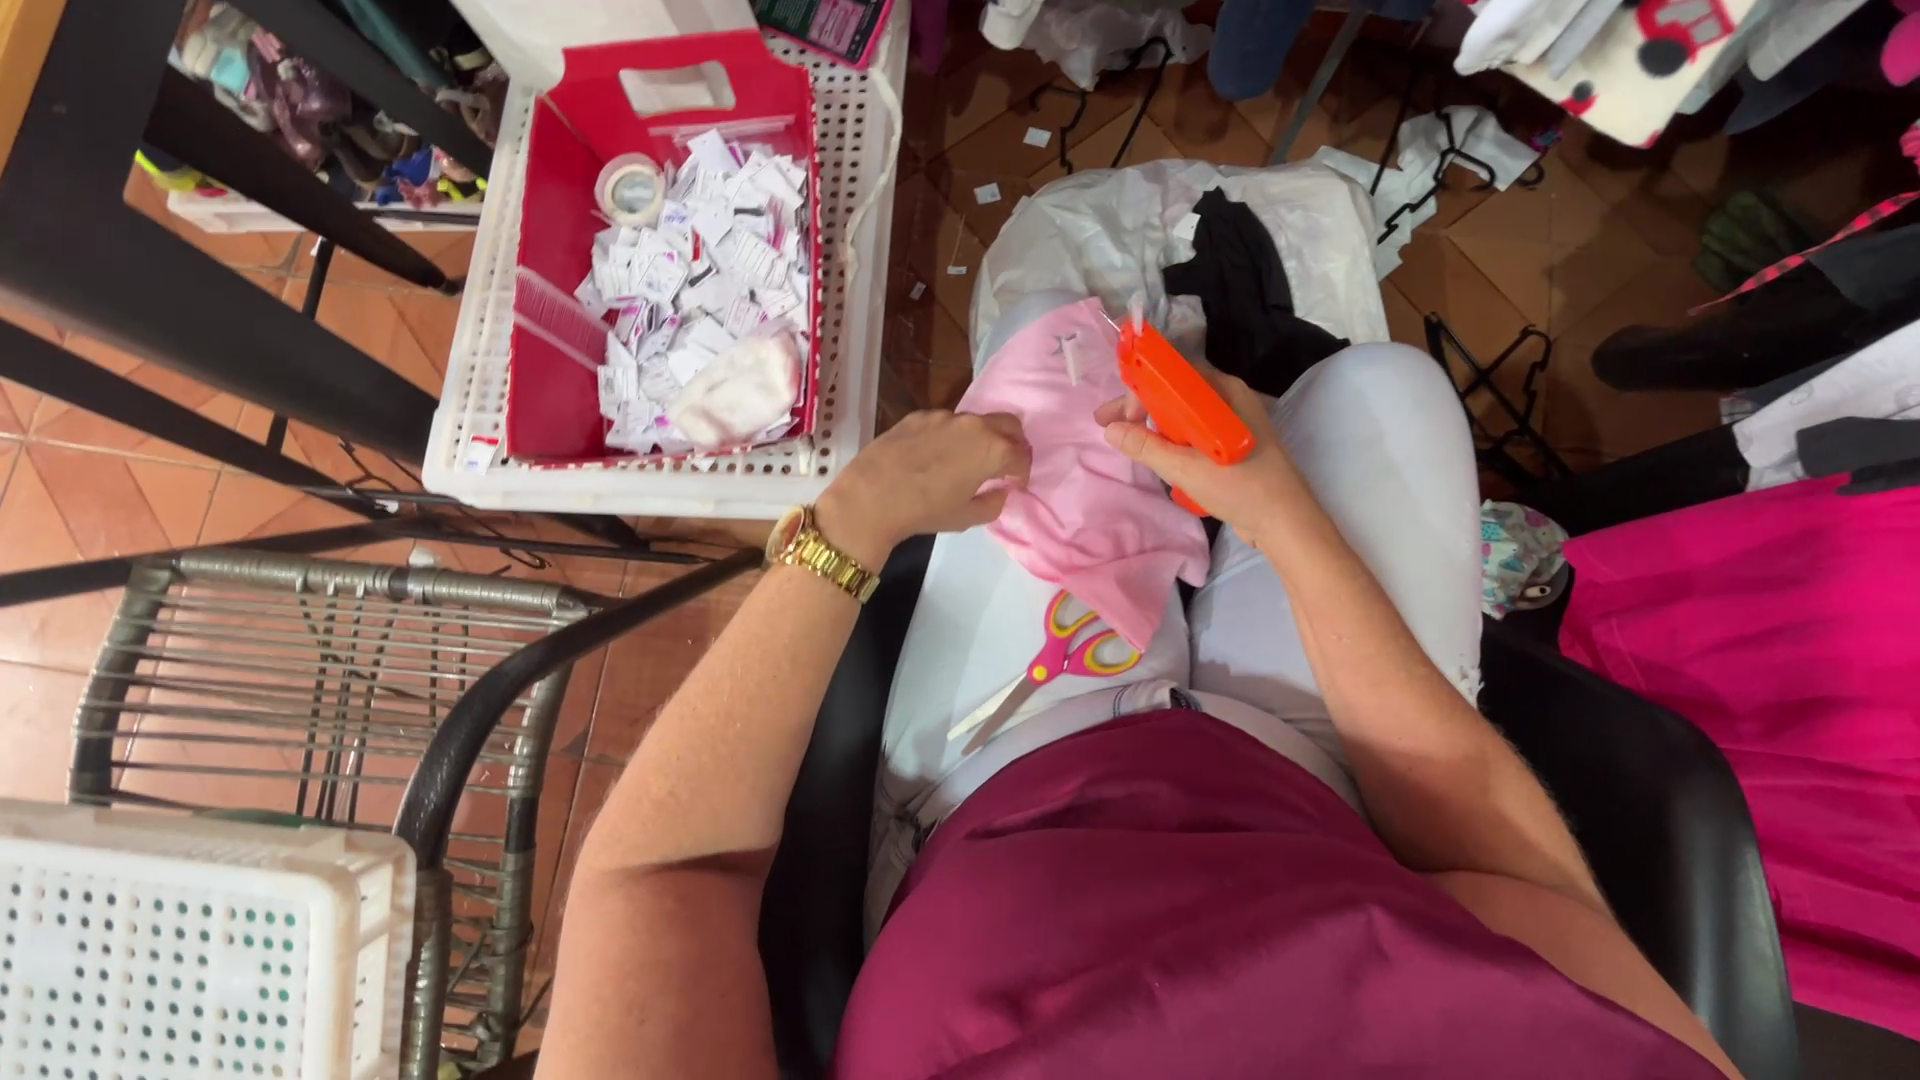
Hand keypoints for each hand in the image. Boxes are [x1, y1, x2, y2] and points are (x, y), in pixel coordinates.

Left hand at [816, 410, 1031, 564]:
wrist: (871, 496)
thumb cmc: (925, 511)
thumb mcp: (966, 517)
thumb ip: (994, 503)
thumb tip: (1000, 491)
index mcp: (992, 449)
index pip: (1021, 457)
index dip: (1022, 474)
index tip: (1015, 486)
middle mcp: (973, 424)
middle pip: (1008, 424)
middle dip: (1012, 444)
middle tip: (1004, 464)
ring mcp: (944, 416)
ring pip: (975, 421)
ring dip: (981, 438)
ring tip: (967, 460)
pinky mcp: (918, 416)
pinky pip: (945, 422)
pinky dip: (951, 436)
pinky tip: (934, 456)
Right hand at [1095, 366, 1304, 546]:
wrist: (1285, 522)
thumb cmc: (1241, 488)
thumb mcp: (1187, 468)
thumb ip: (1146, 447)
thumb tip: (1110, 430)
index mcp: (1223, 393)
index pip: (1173, 374)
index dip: (1141, 388)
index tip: (1121, 414)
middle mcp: (1228, 400)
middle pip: (1175, 393)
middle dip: (1140, 407)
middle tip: (1108, 424)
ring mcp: (1232, 423)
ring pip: (1183, 415)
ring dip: (1153, 425)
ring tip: (1126, 441)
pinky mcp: (1232, 445)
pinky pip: (1194, 433)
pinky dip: (1172, 439)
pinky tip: (1154, 454)